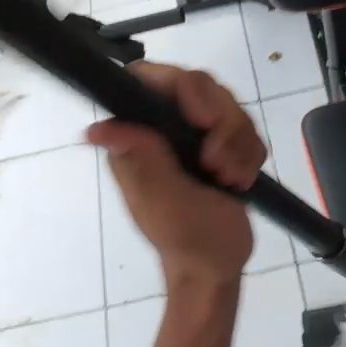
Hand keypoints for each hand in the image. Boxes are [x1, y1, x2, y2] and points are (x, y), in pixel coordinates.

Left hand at [87, 63, 263, 292]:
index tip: (202, 120)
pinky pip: (246, 126)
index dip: (179, 85)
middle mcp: (163, 127)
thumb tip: (95, 131)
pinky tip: (240, 181)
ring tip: (229, 179)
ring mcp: (193, 134)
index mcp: (138, 136)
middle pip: (199, 85)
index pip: (149, 78)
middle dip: (222, 124)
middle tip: (217, 165)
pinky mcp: (222, 143)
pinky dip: (249, 154)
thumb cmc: (187, 240)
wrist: (216, 268)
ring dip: (238, 144)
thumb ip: (141, 159)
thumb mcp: (163, 202)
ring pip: (228, 104)